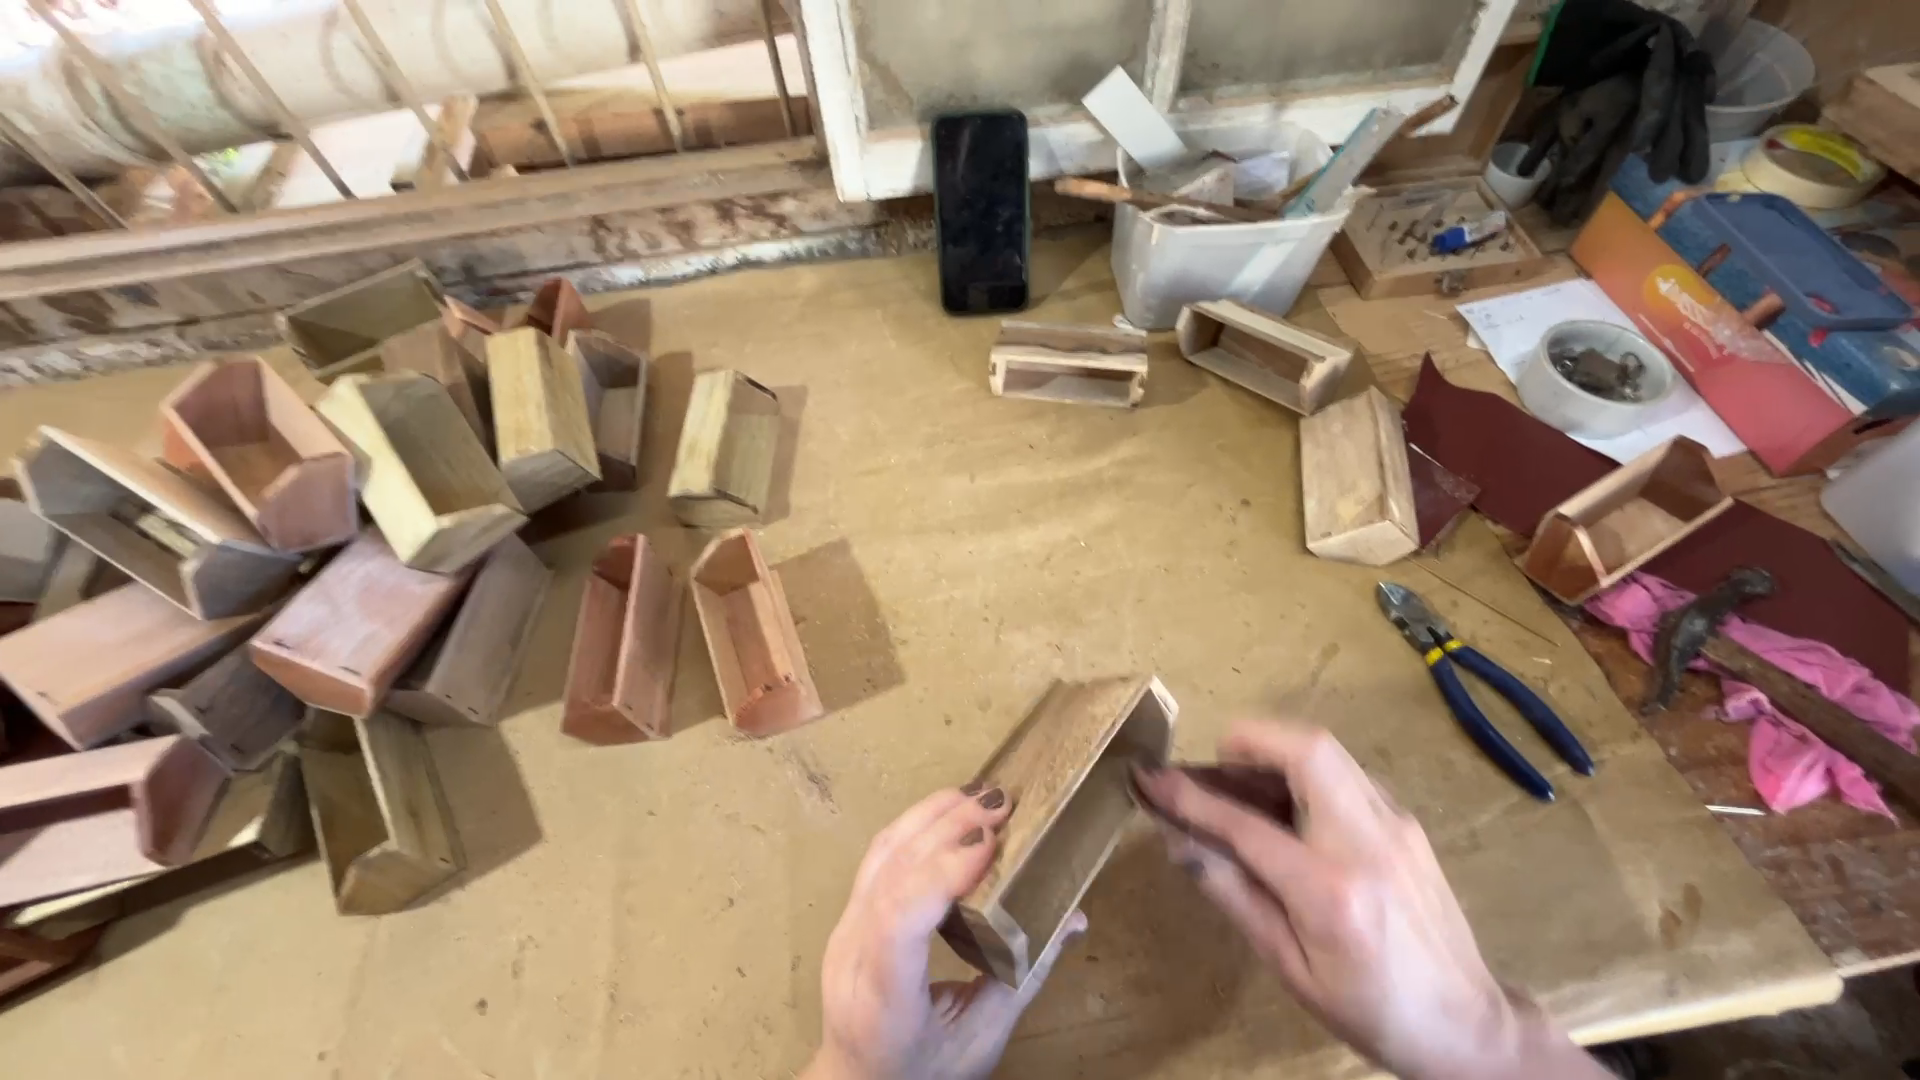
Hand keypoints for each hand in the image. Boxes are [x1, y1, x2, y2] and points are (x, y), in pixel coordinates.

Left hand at [804, 785, 1086, 1079]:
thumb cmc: (921, 1071)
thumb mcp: (980, 1039)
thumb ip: (1025, 976)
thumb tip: (1075, 917)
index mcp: (883, 999)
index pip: (899, 922)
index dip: (942, 872)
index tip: (990, 842)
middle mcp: (852, 953)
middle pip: (893, 872)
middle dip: (948, 827)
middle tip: (1001, 802)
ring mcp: (843, 926)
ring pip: (882, 852)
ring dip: (931, 814)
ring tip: (978, 795)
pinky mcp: (848, 911)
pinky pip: (878, 854)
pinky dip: (915, 823)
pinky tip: (946, 811)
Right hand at [1133, 720, 1605, 1079]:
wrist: (1470, 1027)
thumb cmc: (1369, 1007)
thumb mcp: (1288, 965)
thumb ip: (1231, 893)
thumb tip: (1178, 839)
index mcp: (1331, 893)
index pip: (1246, 825)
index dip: (1191, 798)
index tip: (1153, 778)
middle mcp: (1368, 841)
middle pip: (1307, 751)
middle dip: (1251, 739)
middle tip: (1218, 763)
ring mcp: (1395, 824)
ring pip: (1328, 751)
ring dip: (1276, 750)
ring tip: (1245, 781)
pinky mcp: (1406, 820)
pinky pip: (1345, 772)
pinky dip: (1304, 769)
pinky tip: (1289, 806)